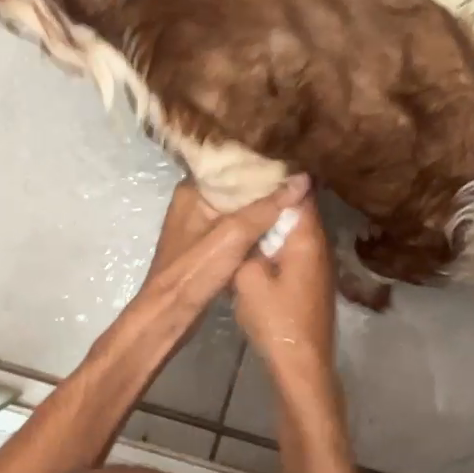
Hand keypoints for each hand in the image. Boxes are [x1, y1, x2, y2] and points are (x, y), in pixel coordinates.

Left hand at [141, 177, 311, 324]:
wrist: (169, 315)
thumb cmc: (194, 271)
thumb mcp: (234, 235)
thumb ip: (267, 207)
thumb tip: (303, 179)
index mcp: (192, 189)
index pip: (231, 164)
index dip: (262, 162)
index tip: (293, 157)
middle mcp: (194, 201)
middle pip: (237, 186)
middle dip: (267, 184)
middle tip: (302, 176)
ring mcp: (200, 225)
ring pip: (239, 208)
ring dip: (264, 206)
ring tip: (298, 195)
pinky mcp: (208, 245)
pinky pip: (237, 228)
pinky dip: (256, 226)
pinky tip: (281, 223)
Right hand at [232, 193, 336, 376]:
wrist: (301, 364)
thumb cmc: (276, 319)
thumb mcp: (247, 278)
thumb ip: (245, 244)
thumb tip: (244, 225)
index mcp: (307, 237)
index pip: (299, 190)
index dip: (277, 175)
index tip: (253, 163)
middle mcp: (319, 244)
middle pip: (298, 208)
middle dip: (273, 195)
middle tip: (241, 181)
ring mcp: (319, 263)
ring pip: (296, 230)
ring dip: (274, 219)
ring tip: (244, 205)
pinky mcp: (313, 280)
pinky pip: (295, 248)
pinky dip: (278, 240)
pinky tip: (255, 240)